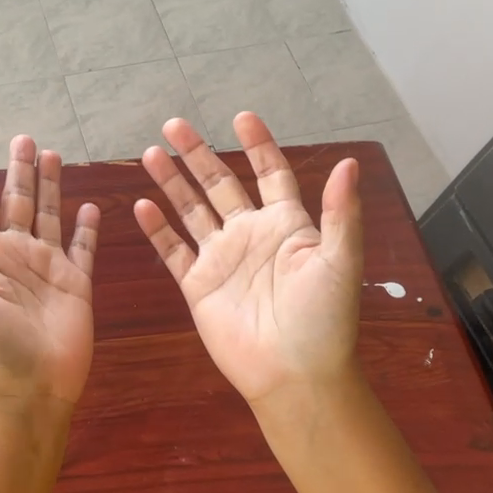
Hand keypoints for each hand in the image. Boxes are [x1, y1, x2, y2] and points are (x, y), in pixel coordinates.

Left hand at [0, 136, 100, 410]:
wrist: (31, 388)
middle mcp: (15, 255)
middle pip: (17, 202)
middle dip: (20, 170)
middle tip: (24, 138)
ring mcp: (47, 267)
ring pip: (50, 215)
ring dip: (50, 187)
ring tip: (53, 154)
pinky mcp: (76, 283)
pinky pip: (82, 247)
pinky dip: (86, 227)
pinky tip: (89, 205)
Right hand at [133, 112, 362, 405]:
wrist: (293, 373)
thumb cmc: (324, 319)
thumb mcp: (340, 262)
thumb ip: (341, 213)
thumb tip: (350, 162)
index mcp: (286, 225)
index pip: (269, 173)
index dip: (257, 146)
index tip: (241, 118)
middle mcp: (250, 234)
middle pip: (219, 183)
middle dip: (198, 154)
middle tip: (174, 124)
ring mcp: (221, 258)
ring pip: (191, 210)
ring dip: (172, 182)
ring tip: (152, 153)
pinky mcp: (198, 285)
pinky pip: (173, 250)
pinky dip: (157, 229)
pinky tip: (142, 205)